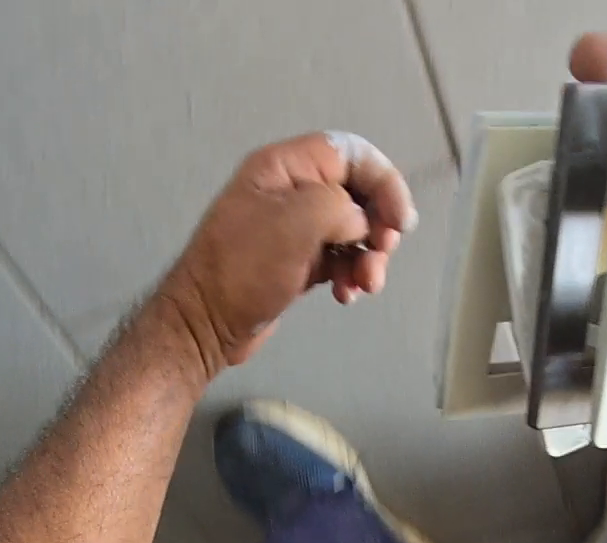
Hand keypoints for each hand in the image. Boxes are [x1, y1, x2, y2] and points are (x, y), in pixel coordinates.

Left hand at [157, 131, 417, 377]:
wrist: (205, 324)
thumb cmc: (243, 270)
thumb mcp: (295, 225)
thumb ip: (339, 207)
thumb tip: (362, 223)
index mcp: (285, 167)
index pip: (350, 154)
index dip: (384, 181)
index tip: (400, 221)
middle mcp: (291, 193)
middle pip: (357, 194)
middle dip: (378, 227)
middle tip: (382, 256)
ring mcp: (294, 231)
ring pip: (352, 233)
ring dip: (368, 259)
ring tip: (367, 285)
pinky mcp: (297, 264)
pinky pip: (338, 261)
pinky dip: (350, 276)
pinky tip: (347, 296)